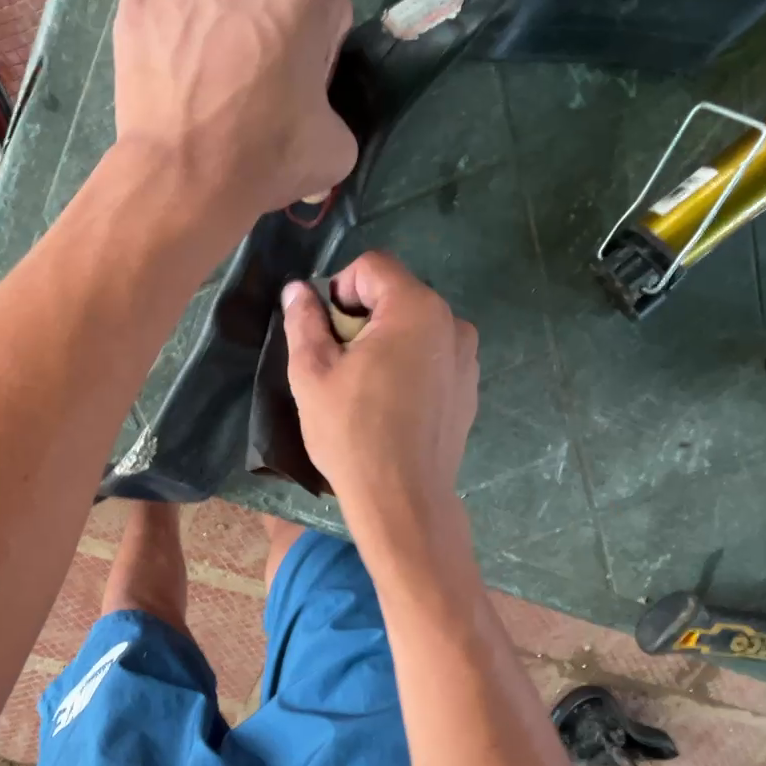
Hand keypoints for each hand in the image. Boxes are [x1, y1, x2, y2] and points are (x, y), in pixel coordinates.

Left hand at [112, 0, 356, 221]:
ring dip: (211, 27)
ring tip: (199, 86)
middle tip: (248, 94)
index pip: (325, 12)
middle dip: (263, 35)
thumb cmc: (266, 159)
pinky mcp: (138, 5)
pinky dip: (159, 11)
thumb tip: (316, 121)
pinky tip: (163, 48)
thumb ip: (335, 113)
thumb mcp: (336, 147)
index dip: (316, 56)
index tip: (299, 93)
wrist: (183, 181)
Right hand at [282, 252, 478, 511]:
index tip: (324, 332)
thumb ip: (304, 321)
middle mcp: (451, 323)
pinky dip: (406, 366)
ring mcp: (466, 357)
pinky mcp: (468, 388)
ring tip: (361, 387)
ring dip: (383, 341)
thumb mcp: (312, 373)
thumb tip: (298, 290)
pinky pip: (430, 356)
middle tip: (337, 363)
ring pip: (413, 327)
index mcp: (415, 309)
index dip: (338, 289)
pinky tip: (388, 406)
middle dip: (360, 317)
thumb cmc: (351, 432)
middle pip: (395, 294)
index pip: (372, 266)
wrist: (403, 499)